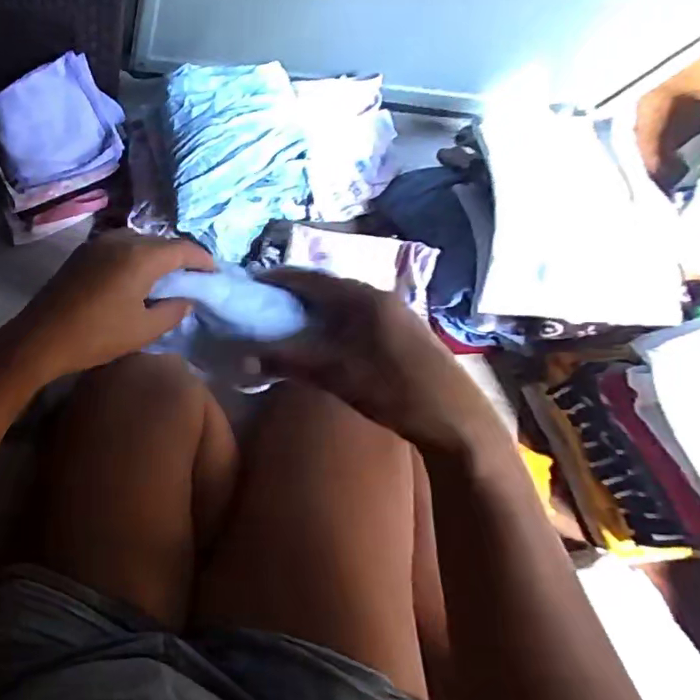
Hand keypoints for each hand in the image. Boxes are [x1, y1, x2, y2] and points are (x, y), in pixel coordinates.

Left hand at [0, 232, 215, 385]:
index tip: (213, 271)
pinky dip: (135, 257)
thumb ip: (172, 312)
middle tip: (193, 275)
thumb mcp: (143, 330)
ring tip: (166, 276)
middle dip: (179, 256)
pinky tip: (136, 276)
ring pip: (137, 241)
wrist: (40, 339)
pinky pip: (119, 247)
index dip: (201, 259)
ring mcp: (97, 244)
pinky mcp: (81, 254)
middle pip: (159, 241)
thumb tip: (185, 300)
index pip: (181, 248)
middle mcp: (120, 240)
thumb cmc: (96, 336)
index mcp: (139, 257)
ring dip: (155, 255)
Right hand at [251, 269, 496, 452]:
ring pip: (347, 304)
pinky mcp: (407, 333)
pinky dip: (337, 323)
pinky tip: (329, 342)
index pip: (313, 279)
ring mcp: (398, 314)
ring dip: (319, 311)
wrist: (454, 419)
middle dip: (298, 295)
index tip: (255, 283)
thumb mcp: (334, 375)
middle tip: (269, 305)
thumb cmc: (392, 391)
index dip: (282, 279)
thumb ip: (288, 362)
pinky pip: (362, 318)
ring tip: (293, 324)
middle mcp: (383, 297)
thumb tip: (244, 359)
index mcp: (364, 298)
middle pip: (331, 288)